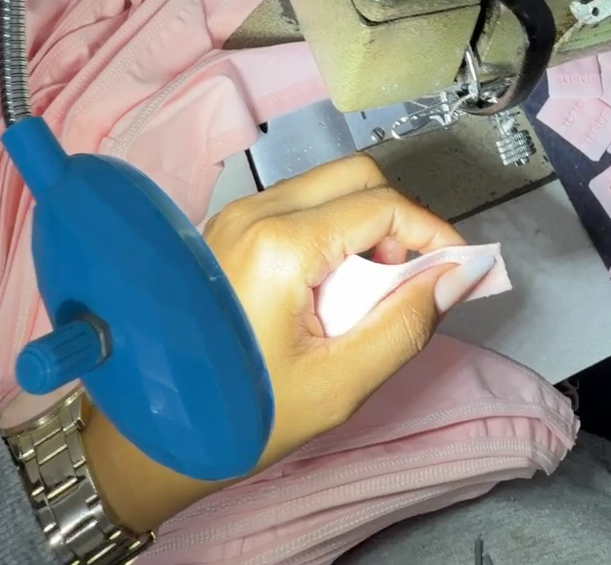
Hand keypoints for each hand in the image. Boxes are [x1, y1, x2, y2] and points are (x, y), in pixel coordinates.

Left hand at [85, 156, 488, 530]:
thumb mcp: (340, 384)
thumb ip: (407, 324)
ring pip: (330, 184)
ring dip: (366, 221)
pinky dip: (335, 227)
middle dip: (399, 218)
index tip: (457, 265)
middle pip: (357, 174)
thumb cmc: (241, 415)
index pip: (383, 205)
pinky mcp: (230, 226)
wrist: (153, 436)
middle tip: (406, 276)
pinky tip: (329, 284)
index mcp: (280, 245)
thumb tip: (456, 276)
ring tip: (366, 289)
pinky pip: (301, 202)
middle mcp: (255, 212)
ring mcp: (237, 214)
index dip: (433, 230)